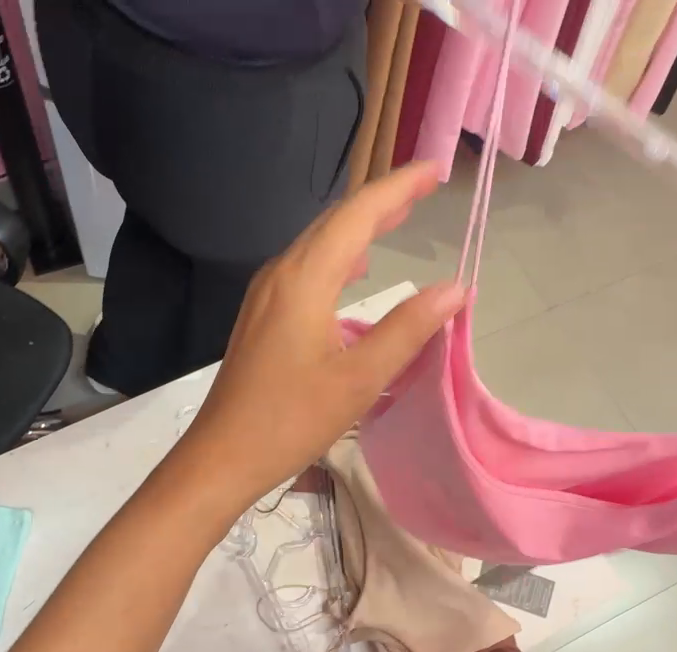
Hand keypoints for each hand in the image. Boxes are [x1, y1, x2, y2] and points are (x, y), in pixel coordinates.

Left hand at [172, 162, 467, 504]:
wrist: (222, 456)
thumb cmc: (290, 420)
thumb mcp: (358, 379)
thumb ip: (407, 329)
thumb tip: (455, 288)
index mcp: (304, 279)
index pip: (358, 214)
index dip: (399, 187)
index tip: (436, 170)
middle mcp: (280, 275)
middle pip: (334, 222)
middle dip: (381, 201)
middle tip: (424, 190)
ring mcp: (264, 296)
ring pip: (317, 245)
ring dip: (358, 230)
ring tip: (397, 221)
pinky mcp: (260, 319)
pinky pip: (304, 271)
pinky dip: (337, 260)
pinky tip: (352, 275)